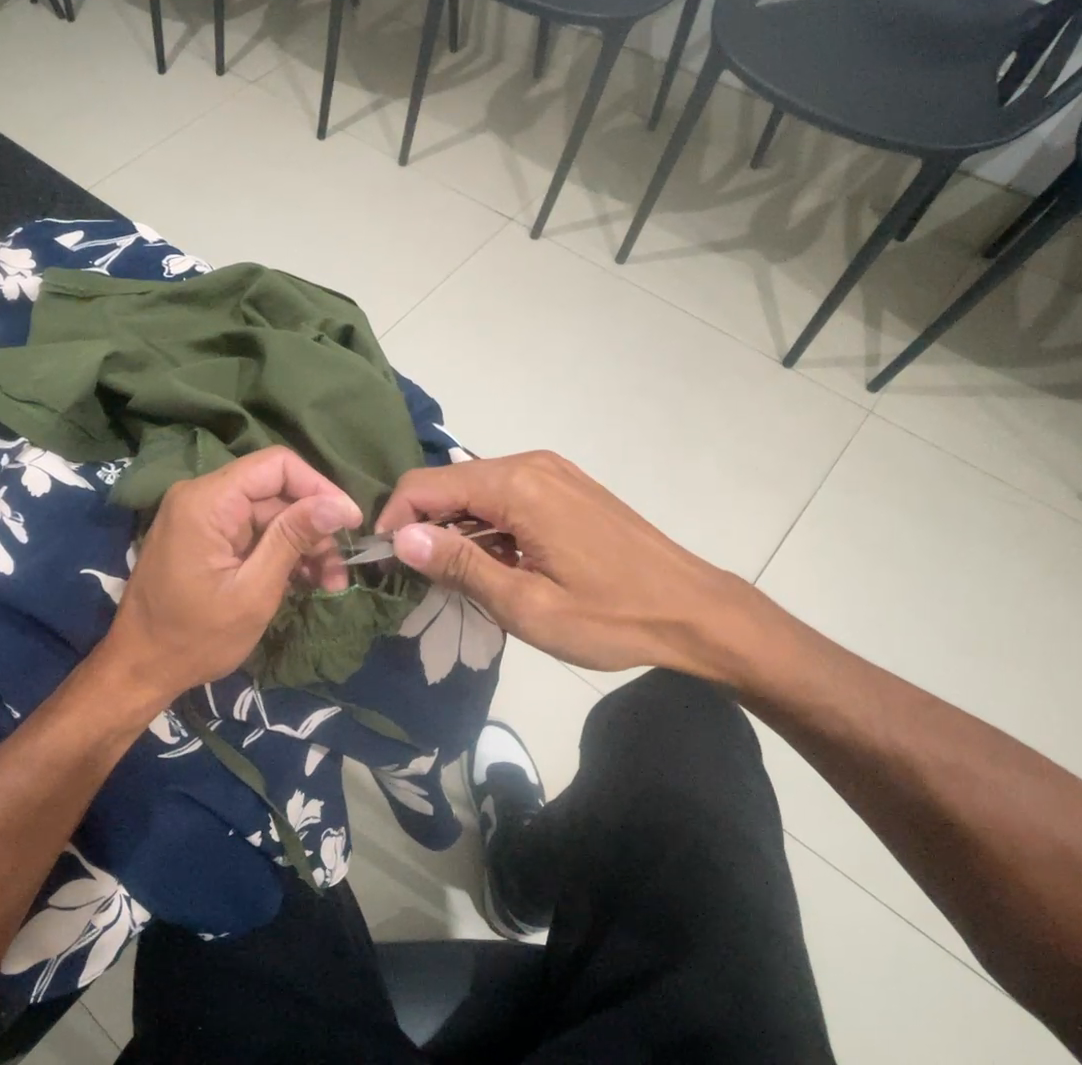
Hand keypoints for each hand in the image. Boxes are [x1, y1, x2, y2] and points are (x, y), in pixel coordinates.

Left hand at [101, 447, 362, 701]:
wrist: (141, 668)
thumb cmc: (195, 637)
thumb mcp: (254, 592)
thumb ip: (293, 539)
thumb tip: (341, 505)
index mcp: (207, 501)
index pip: (277, 465)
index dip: (320, 488)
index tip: (351, 522)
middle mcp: (201, 497)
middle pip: (275, 491)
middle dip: (314, 526)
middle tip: (342, 570)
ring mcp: (201, 517)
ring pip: (268, 514)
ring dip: (302, 544)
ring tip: (329, 584)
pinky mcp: (205, 538)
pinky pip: (252, 532)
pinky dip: (280, 553)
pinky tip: (305, 581)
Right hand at [374, 451, 764, 679]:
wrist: (694, 611)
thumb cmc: (609, 616)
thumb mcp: (526, 605)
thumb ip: (460, 566)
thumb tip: (399, 538)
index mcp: (516, 485)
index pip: (424, 486)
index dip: (394, 522)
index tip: (387, 566)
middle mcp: (530, 464)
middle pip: (448, 484)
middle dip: (423, 527)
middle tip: (422, 580)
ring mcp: (552, 472)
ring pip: (475, 491)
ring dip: (456, 530)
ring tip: (463, 581)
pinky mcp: (566, 487)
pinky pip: (505, 496)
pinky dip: (487, 526)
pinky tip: (501, 565)